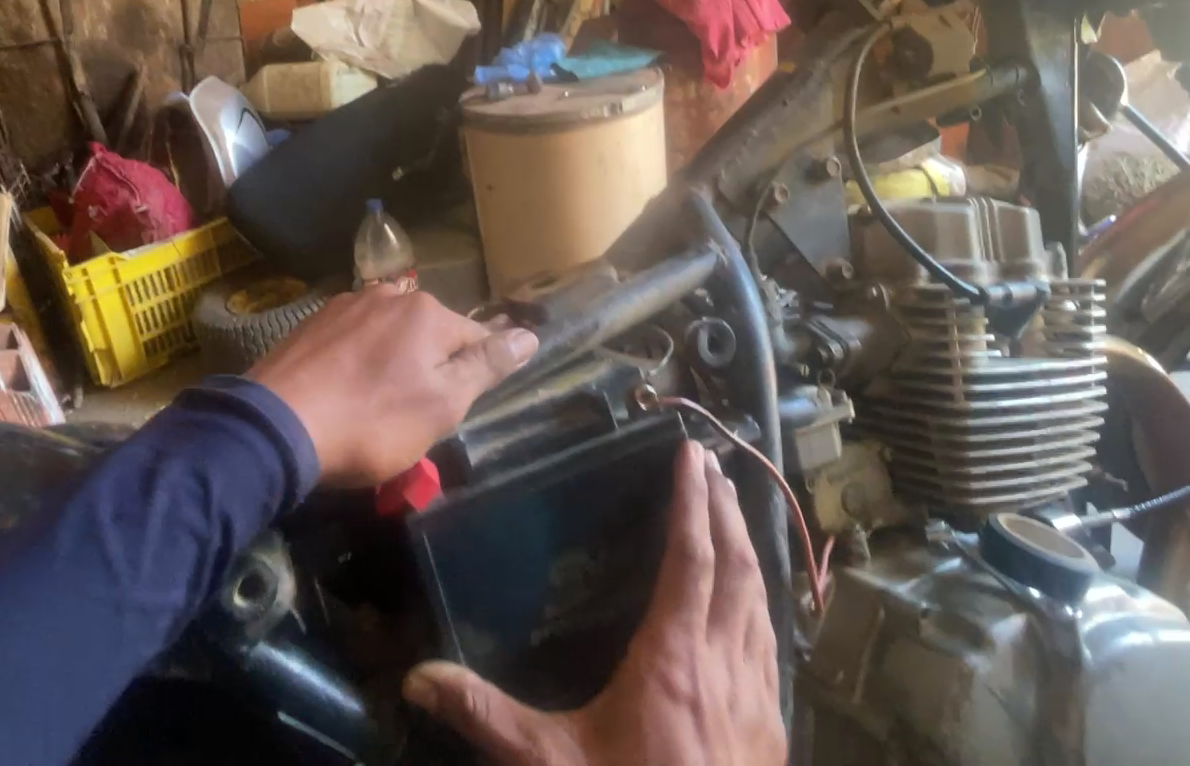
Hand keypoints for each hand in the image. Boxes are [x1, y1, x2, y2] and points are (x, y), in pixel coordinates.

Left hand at [247, 284, 537, 486]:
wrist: (276, 427)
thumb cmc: (372, 421)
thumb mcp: (443, 405)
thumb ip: (487, 366)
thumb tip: (529, 334)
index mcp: (427, 313)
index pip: (474, 337)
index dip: (475, 371)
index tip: (460, 403)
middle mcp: (388, 295)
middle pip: (429, 332)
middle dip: (430, 366)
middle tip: (414, 414)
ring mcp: (344, 305)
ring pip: (389, 333)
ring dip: (393, 361)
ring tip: (376, 403)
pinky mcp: (311, 323)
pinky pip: (353, 338)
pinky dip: (358, 360)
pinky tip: (344, 389)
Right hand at [401, 441, 784, 765]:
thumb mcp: (550, 763)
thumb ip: (486, 716)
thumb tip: (417, 678)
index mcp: (674, 660)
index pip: (690, 560)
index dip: (691, 502)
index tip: (690, 455)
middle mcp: (725, 666)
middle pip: (735, 566)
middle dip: (725, 508)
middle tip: (713, 464)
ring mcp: (758, 699)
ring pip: (759, 600)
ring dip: (748, 547)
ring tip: (734, 510)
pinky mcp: (772, 730)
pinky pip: (769, 642)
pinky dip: (759, 600)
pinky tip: (752, 603)